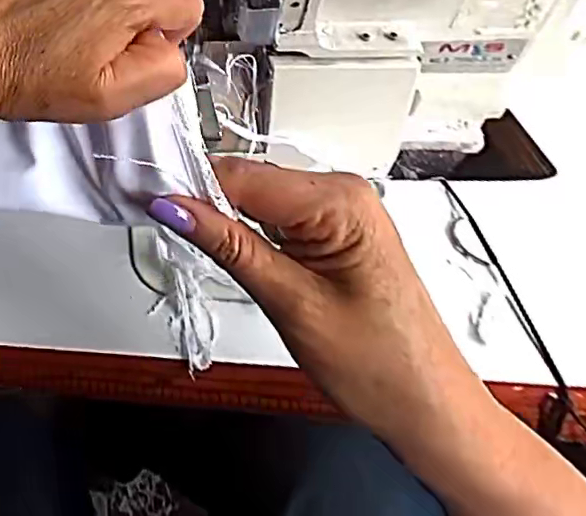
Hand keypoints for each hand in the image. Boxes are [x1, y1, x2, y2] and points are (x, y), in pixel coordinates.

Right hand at [151, 158, 497, 449]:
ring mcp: (342, 207)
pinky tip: (232, 243)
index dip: (191, 185)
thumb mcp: (293, 305)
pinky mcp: (335, 224)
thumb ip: (230, 247)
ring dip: (225, 213)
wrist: (433, 409)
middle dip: (205, 198)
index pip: (243, 174)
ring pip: (260, 192)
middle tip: (165, 219)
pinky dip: (248, 224)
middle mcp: (344, 192)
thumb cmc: (387, 368)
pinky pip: (278, 209)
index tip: (151, 195)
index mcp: (341, 201)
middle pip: (250, 177)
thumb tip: (179, 207)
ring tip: (194, 235)